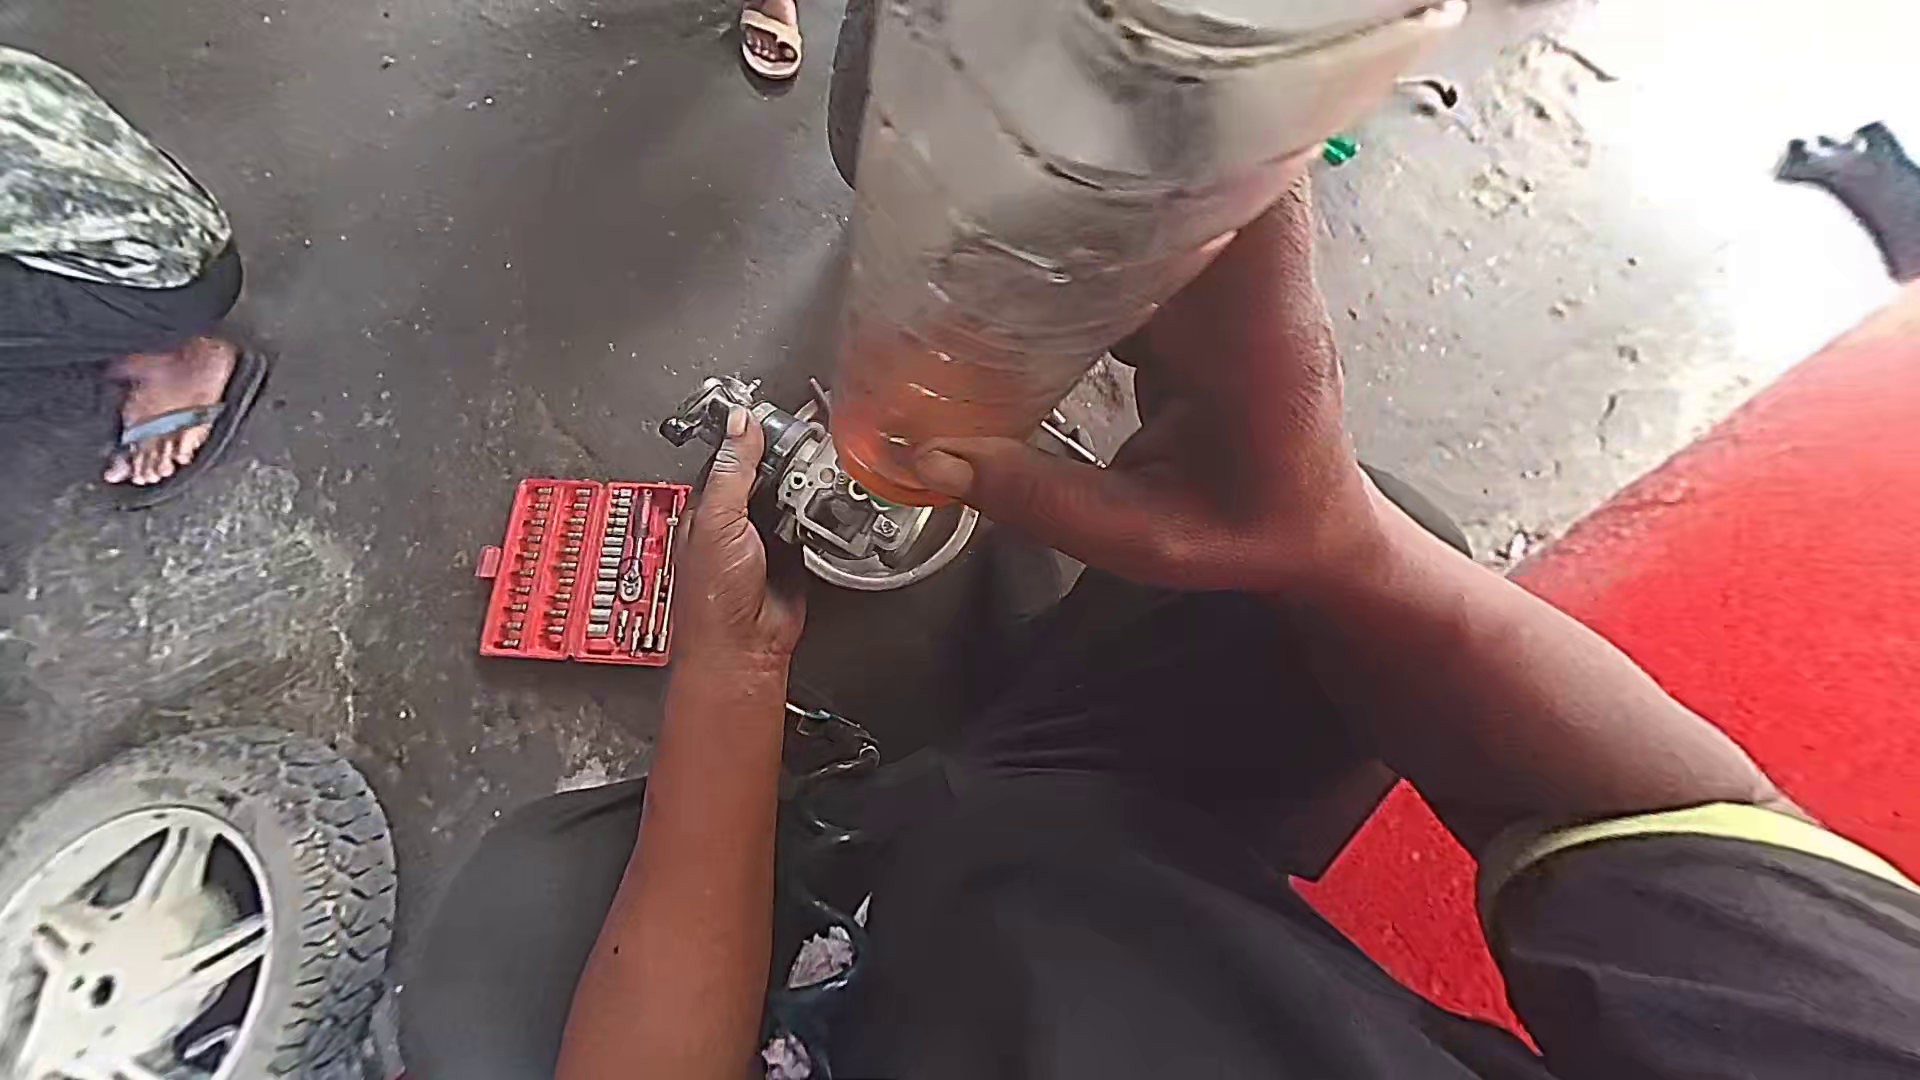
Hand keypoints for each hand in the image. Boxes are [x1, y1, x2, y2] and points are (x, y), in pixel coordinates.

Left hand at [673, 407, 806, 668]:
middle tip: (810, 435)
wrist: (745, 643)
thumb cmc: (715, 594)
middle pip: (766, 472)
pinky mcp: (794, 550)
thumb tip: (740, 424)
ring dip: (804, 483)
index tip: (776, 412)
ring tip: (821, 463)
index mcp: (708, 504)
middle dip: (786, 456)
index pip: (731, 454)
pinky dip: (819, 511)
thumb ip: (731, 471)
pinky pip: (809, 521)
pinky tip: (828, 499)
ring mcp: (767, 533)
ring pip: (790, 494)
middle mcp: (738, 516)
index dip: (752, 432)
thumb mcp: (717, 522)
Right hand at [912, 180, 1380, 591]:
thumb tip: (936, 461)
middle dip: (1084, 185)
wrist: (1308, 535)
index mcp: (1257, 339)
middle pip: (1177, 187)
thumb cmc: (1253, 538)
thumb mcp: (1141, 537)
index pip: (1235, 189)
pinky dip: (1085, 265)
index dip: (1164, 148)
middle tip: (987, 204)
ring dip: (1079, 222)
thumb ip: (1040, 501)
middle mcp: (1252, 296)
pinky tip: (1031, 292)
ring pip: (1154, 218)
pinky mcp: (1206, 309)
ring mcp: (1231, 296)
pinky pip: (1142, 260)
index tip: (1074, 153)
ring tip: (992, 241)